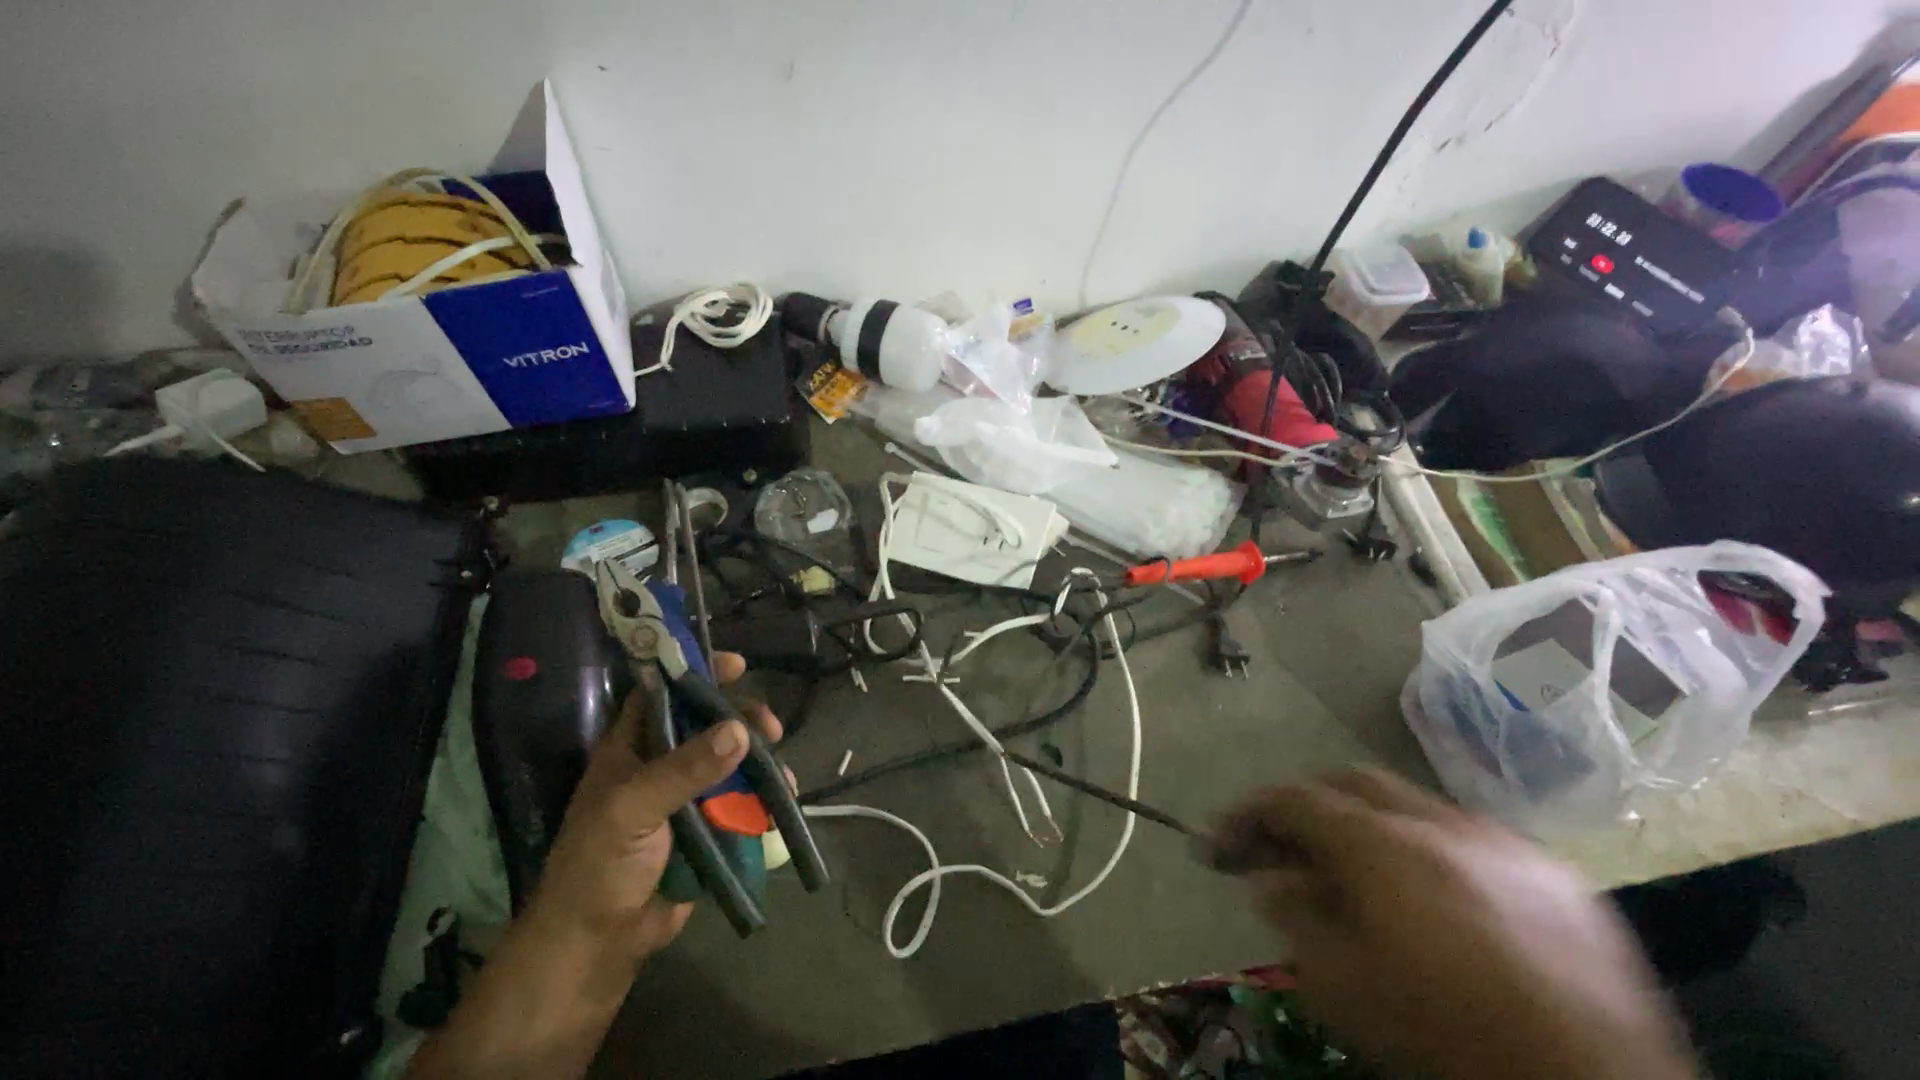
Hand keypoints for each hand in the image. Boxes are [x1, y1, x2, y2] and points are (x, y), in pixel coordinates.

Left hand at [522, 652, 782, 965]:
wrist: (598, 943)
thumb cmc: (600, 865)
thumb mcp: (633, 809)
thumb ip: (684, 769)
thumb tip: (739, 731)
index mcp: (629, 750)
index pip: (663, 694)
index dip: (694, 673)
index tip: (735, 664)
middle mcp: (658, 767)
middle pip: (706, 727)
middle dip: (741, 721)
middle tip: (771, 725)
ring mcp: (685, 801)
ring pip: (730, 765)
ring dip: (760, 762)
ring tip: (782, 773)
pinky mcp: (707, 832)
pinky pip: (741, 803)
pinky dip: (763, 798)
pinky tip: (783, 800)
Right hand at [1211, 768, 1694, 1079]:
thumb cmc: (1447, 1037)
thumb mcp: (1346, 989)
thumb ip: (1297, 921)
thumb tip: (1270, 883)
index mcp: (1382, 846)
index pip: (1294, 801)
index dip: (1247, 815)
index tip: (1216, 845)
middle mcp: (1439, 822)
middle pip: (1351, 782)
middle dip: (1305, 807)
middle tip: (1278, 849)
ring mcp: (1502, 840)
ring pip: (1412, 805)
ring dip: (1366, 826)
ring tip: (1350, 876)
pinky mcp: (1551, 871)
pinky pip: (1469, 838)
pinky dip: (1425, 850)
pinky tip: (1428, 900)